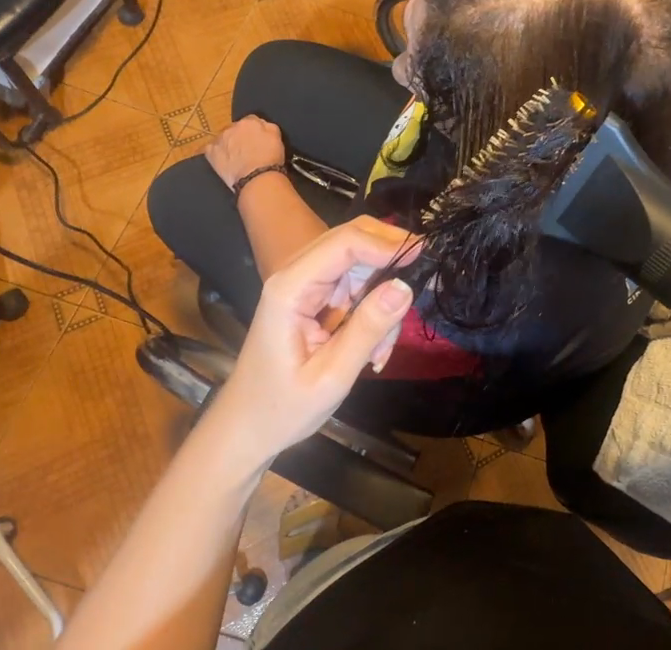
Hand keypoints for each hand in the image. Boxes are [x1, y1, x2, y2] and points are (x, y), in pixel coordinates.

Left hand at [205, 115, 285, 189]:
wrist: (256, 177)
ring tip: (235, 156)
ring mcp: (219, 139)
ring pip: (223, 138)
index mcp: (249, 122)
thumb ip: (267, 126)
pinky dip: (215, 153)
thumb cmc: (270, 158)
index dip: (254, 131)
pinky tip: (223, 160)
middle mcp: (232, 127)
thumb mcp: (277, 137)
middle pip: (235, 128)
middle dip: (239, 136)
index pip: (251, 120)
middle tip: (246, 149)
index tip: (257, 139)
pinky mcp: (210, 153)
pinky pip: (210, 149)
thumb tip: (261, 124)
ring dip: (228, 143)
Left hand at [210, 218, 417, 462]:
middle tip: (421, 284)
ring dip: (383, 294)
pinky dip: (374, 309)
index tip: (423, 255)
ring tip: (383, 347)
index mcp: (291, 288)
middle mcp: (296, 276)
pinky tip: (375, 349)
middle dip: (389, 258)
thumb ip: (368, 329)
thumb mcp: (332, 376)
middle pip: (352, 240)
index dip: (385, 242)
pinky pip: (355, 286)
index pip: (344, 242)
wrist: (247, 429)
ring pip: (359, 264)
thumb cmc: (282, 408)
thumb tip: (406, 286)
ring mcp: (306, 286)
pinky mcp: (316, 299)